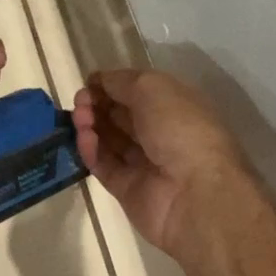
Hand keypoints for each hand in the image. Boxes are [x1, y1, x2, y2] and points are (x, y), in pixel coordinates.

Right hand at [72, 69, 252, 257]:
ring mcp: (144, 164)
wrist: (197, 194)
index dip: (111, 85)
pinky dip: (91, 150)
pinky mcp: (128, 190)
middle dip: (97, 103)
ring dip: (91, 124)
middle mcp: (160, 133)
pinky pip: (104, 165)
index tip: (90, 83)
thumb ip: (120, 81)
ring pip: (109, 139)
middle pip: (120, 115)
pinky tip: (85, 137)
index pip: (136, 92)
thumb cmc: (180, 128)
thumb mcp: (151, 87)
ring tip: (79, 117)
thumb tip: (99, 82)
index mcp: (173, 107)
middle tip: (81, 102)